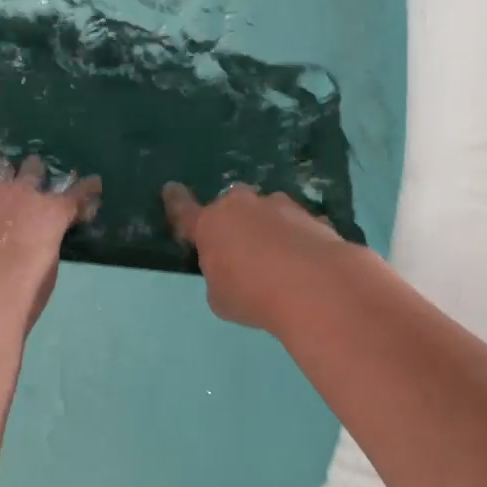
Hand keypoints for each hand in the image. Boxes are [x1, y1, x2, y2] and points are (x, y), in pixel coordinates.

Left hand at [0, 155, 100, 329]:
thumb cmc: (14, 300)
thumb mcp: (45, 277)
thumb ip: (44, 248)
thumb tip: (37, 240)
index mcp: (51, 215)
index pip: (77, 194)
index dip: (85, 189)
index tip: (91, 185)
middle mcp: (21, 192)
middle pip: (33, 169)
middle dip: (34, 174)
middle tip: (28, 184)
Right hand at [162, 183, 354, 331]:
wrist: (316, 286)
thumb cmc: (253, 295)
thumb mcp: (220, 297)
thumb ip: (220, 276)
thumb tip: (235, 268)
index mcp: (210, 224)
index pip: (184, 210)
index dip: (175, 202)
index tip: (171, 189)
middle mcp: (242, 206)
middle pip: (231, 205)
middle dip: (234, 220)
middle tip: (241, 249)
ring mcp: (280, 206)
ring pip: (267, 212)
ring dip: (267, 228)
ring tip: (279, 261)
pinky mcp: (312, 216)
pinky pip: (296, 226)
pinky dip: (296, 240)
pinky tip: (305, 265)